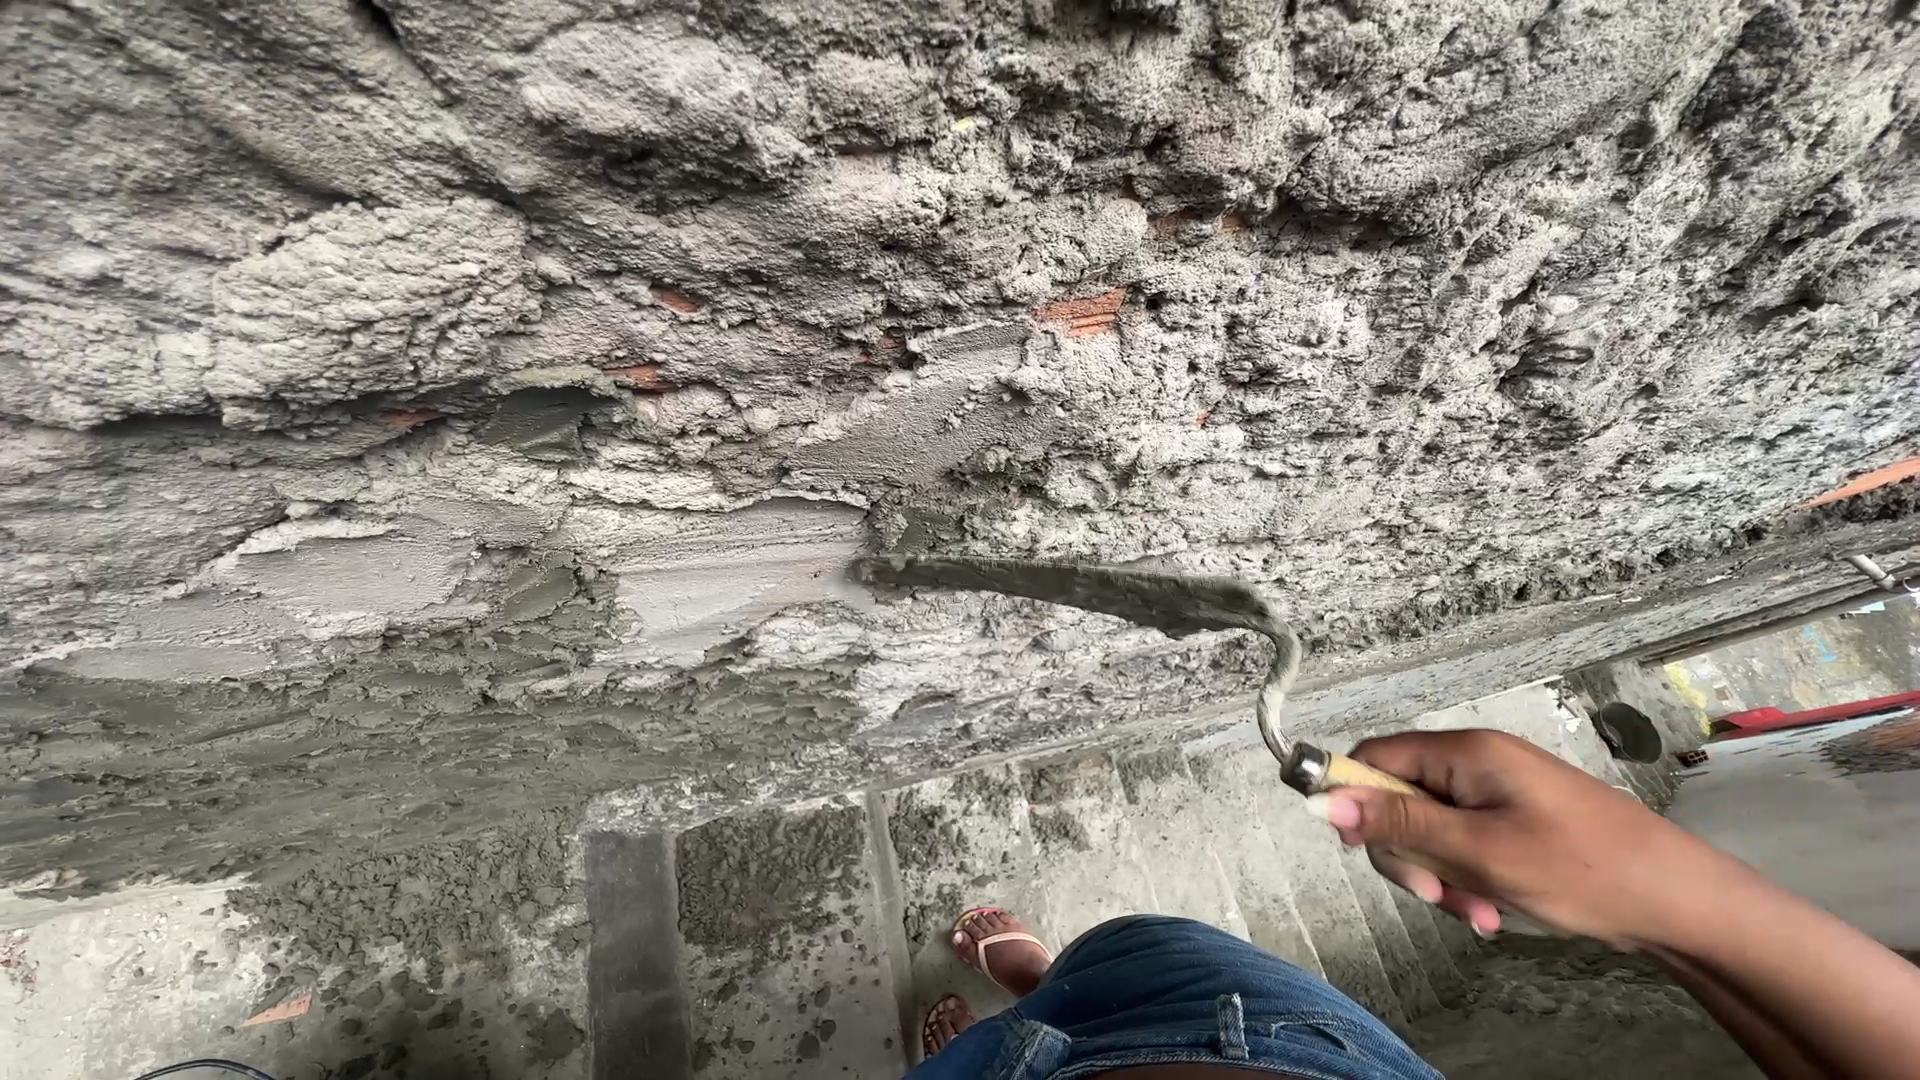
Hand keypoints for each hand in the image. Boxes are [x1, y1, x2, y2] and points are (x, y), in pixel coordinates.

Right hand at [1305, 729, 1728, 947]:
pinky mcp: (1513, 819)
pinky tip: (1489, 907)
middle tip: (1432, 895)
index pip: (1374, 757)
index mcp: (1464, 753)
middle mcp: (1474, 762)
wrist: (1692, 908)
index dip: (1352, 796)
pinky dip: (1464, 874)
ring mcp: (1495, 791)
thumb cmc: (1583, 870)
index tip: (1356, 846)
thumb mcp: (1479, 850)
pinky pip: (1461, 840)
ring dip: (1438, 871)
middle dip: (1406, 851)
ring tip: (1474, 910)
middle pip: (1398, 797)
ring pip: (1428, 827)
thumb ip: (1398, 822)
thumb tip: (1321, 801)